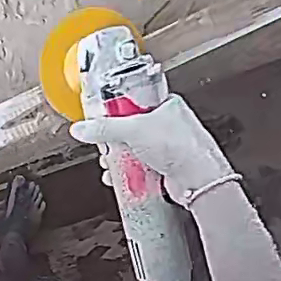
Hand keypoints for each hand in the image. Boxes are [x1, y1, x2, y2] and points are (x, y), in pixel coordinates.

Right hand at [68, 94, 234, 203]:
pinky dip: (130, 174)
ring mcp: (168, 147)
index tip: (101, 119)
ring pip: (135, 151)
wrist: (198, 179)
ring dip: (120, 159)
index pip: (134, 101)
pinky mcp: (166, 168)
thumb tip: (82, 128)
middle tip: (105, 146)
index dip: (116, 111)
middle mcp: (168, 124)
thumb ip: (104, 129)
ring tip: (110, 164)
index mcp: (166, 104)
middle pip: (131, 129)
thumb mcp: (133, 130)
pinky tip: (121, 178)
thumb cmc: (180, 147)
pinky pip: (142, 168)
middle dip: (114, 142)